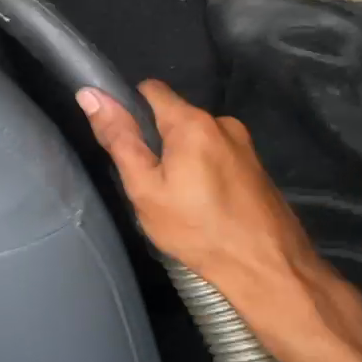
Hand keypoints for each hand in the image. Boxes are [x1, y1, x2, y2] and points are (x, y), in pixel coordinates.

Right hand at [75, 81, 336, 315]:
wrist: (271, 272)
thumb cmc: (198, 229)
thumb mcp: (145, 187)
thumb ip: (118, 137)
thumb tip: (89, 94)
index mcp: (192, 122)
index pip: (150, 89)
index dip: (129, 108)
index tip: (123, 141)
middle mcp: (222, 123)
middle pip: (173, 116)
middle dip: (156, 140)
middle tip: (149, 181)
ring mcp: (244, 146)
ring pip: (195, 138)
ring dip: (181, 157)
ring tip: (176, 198)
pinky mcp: (257, 168)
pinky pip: (216, 155)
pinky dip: (203, 171)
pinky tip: (203, 205)